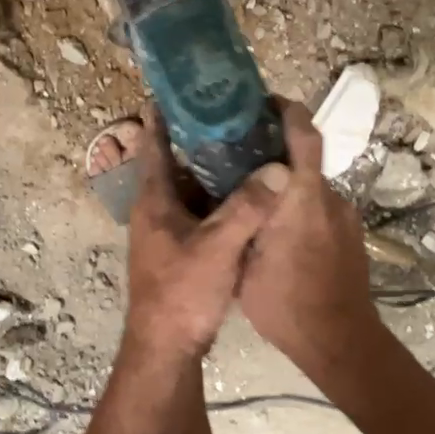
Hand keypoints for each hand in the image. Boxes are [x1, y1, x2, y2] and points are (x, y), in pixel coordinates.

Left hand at [124, 111, 288, 357]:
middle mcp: (159, 208)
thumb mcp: (216, 248)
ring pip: (197, 187)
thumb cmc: (181, 294)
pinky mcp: (187, 248)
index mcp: (154, 199)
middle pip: (181, 160)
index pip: (154, 142)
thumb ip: (247, 208)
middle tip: (239, 109)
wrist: (167, 349)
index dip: (164, 112)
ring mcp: (172, 230)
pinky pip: (208, 210)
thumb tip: (280, 168)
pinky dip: (227, 197)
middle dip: (205, 136)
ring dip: (220, 167)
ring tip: (255, 141)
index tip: (182, 84)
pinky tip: (256, 189)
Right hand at [238, 99, 377, 365]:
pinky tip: (278, 233)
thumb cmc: (286, 303)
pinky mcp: (352, 237)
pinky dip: (299, 210)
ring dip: (286, 188)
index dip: (289, 112)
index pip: (305, 137)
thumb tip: (231, 197)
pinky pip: (321, 210)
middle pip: (305, 160)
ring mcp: (346, 218)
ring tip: (255, 201)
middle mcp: (329, 199)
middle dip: (276, 152)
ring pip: (310, 189)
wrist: (340, 341)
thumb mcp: (244, 263)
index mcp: (302, 198)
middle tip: (242, 154)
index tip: (267, 102)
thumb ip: (243, 222)